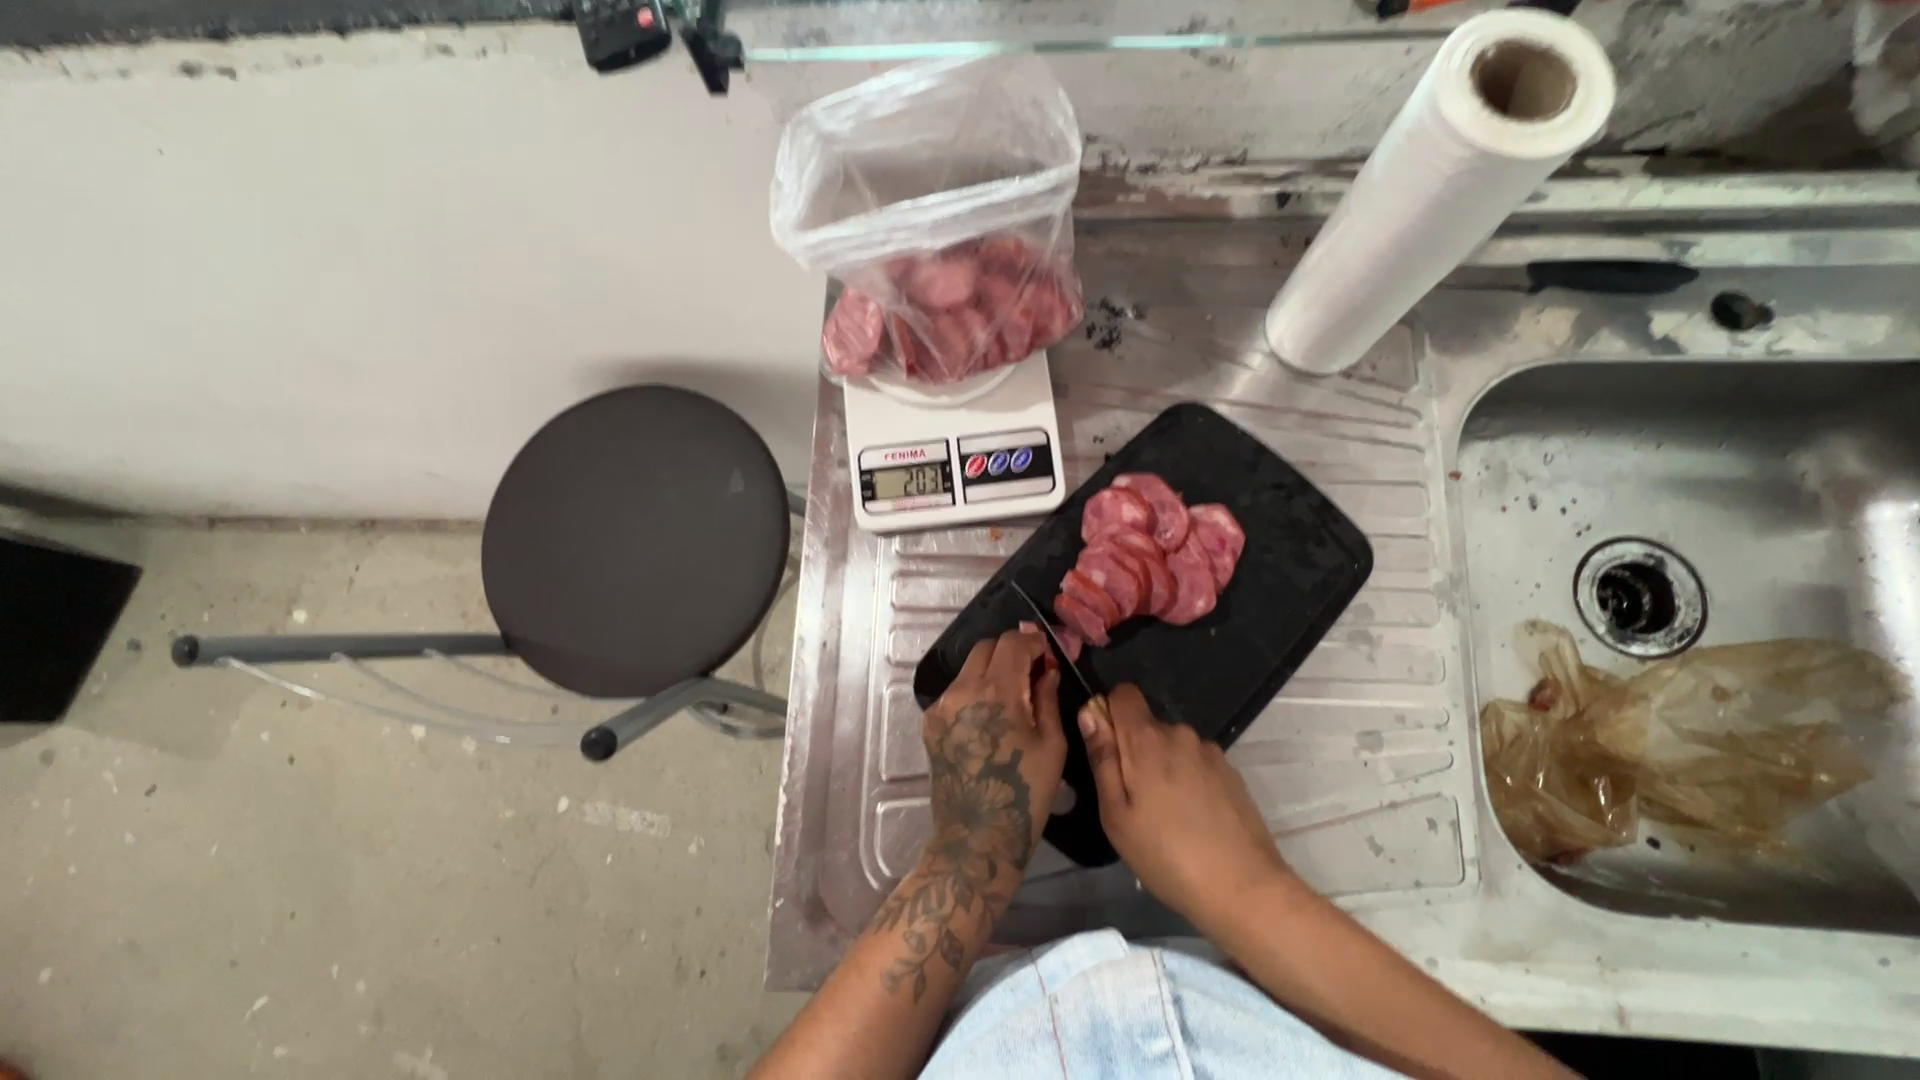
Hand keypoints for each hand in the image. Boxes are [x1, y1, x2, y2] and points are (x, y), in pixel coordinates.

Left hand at [921, 626, 1066, 882]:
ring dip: (993, 670)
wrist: (977, 836)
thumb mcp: (1052, 745)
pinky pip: (957, 691)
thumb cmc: (1025, 793)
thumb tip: (1047, 670)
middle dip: (1012, 651)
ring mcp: (941, 706)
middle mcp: (962, 690)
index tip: (1048, 653)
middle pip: (986, 648)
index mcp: (996, 692)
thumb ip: (1048, 697)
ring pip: (969, 668)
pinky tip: (993, 717)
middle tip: (1033, 671)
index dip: (1034, 641)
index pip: (1013, 642)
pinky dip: (976, 691)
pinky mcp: (931, 723)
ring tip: (1015, 697)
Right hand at [1078, 684, 1290, 929]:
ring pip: (1172, 747)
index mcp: (1147, 740)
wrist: (1243, 887)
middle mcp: (1181, 734)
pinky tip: (1193, 821)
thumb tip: (1089, 713)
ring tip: (1166, 817)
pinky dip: (1187, 781)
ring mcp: (1210, 752)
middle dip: (1135, 751)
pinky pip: (1195, 763)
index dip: (1110, 713)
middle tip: (1134, 802)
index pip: (1124, 693)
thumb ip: (1102, 758)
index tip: (1107, 752)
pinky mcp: (1231, 772)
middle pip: (1147, 725)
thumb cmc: (1165, 854)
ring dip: (1163, 768)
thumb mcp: (1116, 814)